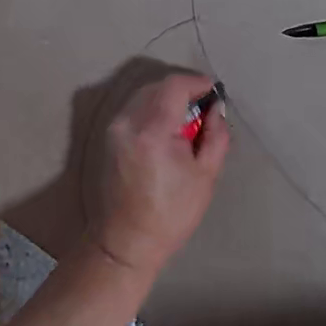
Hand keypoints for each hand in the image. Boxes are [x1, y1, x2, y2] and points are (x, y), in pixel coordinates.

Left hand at [87, 72, 229, 273]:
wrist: (126, 243)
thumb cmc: (171, 213)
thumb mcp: (206, 174)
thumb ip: (216, 134)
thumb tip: (215, 108)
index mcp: (153, 131)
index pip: (175, 86)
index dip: (197, 82)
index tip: (213, 93)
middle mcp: (128, 122)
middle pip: (159, 86)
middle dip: (184, 90)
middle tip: (204, 109)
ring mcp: (115, 128)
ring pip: (145, 94)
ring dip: (168, 98)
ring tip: (187, 120)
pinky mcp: (109, 137)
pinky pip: (135, 108)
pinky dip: (154, 108)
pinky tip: (168, 128)